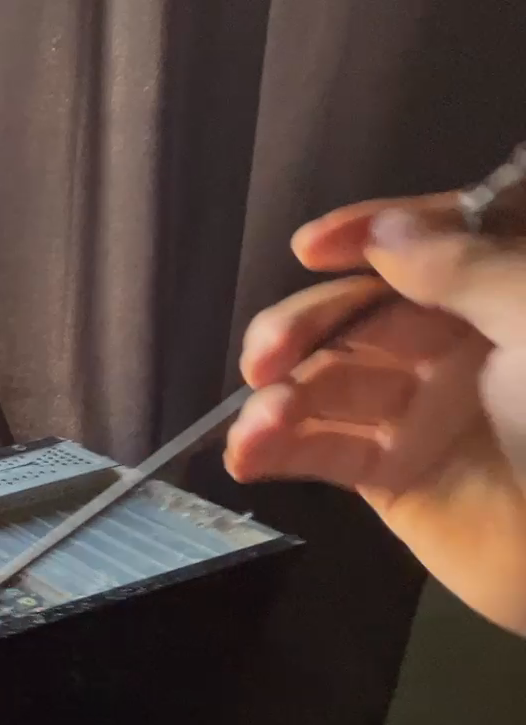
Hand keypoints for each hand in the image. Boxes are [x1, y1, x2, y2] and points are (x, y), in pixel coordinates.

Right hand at [226, 193, 525, 633]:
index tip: (309, 247)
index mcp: (508, 302)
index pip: (428, 248)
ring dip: (276, 404)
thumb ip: (466, 271)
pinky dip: (267, 452)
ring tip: (264, 424)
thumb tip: (385, 232)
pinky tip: (244, 456)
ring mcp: (417, 414)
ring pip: (320, 388)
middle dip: (296, 333)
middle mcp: (459, 350)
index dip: (368, 236)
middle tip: (263, 360)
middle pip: (352, 321)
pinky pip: (312, 452)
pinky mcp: (383, 474)